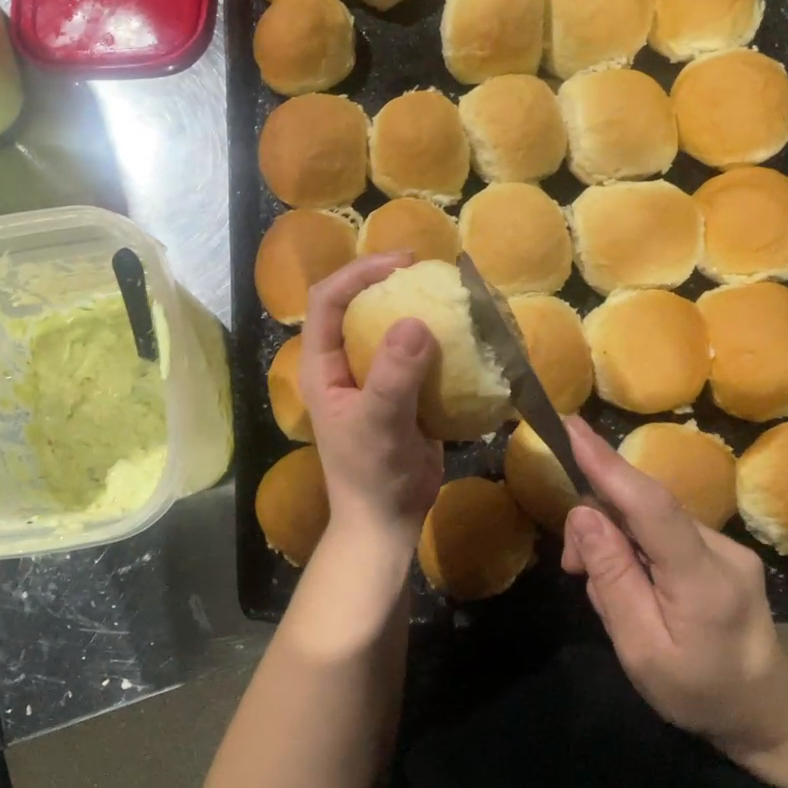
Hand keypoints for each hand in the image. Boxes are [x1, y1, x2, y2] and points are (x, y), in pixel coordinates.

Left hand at [299, 253, 442, 555]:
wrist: (387, 522)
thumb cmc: (372, 475)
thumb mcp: (380, 424)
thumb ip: (394, 375)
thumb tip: (415, 322)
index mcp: (321, 366)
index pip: (327, 299)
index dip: (358, 272)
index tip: (402, 265)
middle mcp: (342, 364)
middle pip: (357, 306)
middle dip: (390, 284)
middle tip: (431, 274)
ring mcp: (370, 379)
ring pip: (388, 328)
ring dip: (417, 310)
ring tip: (452, 297)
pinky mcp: (399, 393)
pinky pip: (415, 356)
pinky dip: (438, 342)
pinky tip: (466, 337)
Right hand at [559, 417, 787, 760]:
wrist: (767, 711)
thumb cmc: (698, 692)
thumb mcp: (641, 651)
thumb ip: (612, 580)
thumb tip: (584, 514)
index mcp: (704, 581)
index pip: (652, 507)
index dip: (609, 466)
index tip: (572, 428)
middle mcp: (722, 550)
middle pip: (641, 508)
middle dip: (595, 525)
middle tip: (573, 571)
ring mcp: (726, 547)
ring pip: (646, 518)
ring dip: (613, 541)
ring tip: (607, 594)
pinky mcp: (721, 551)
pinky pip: (660, 530)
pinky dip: (633, 547)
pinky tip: (632, 586)